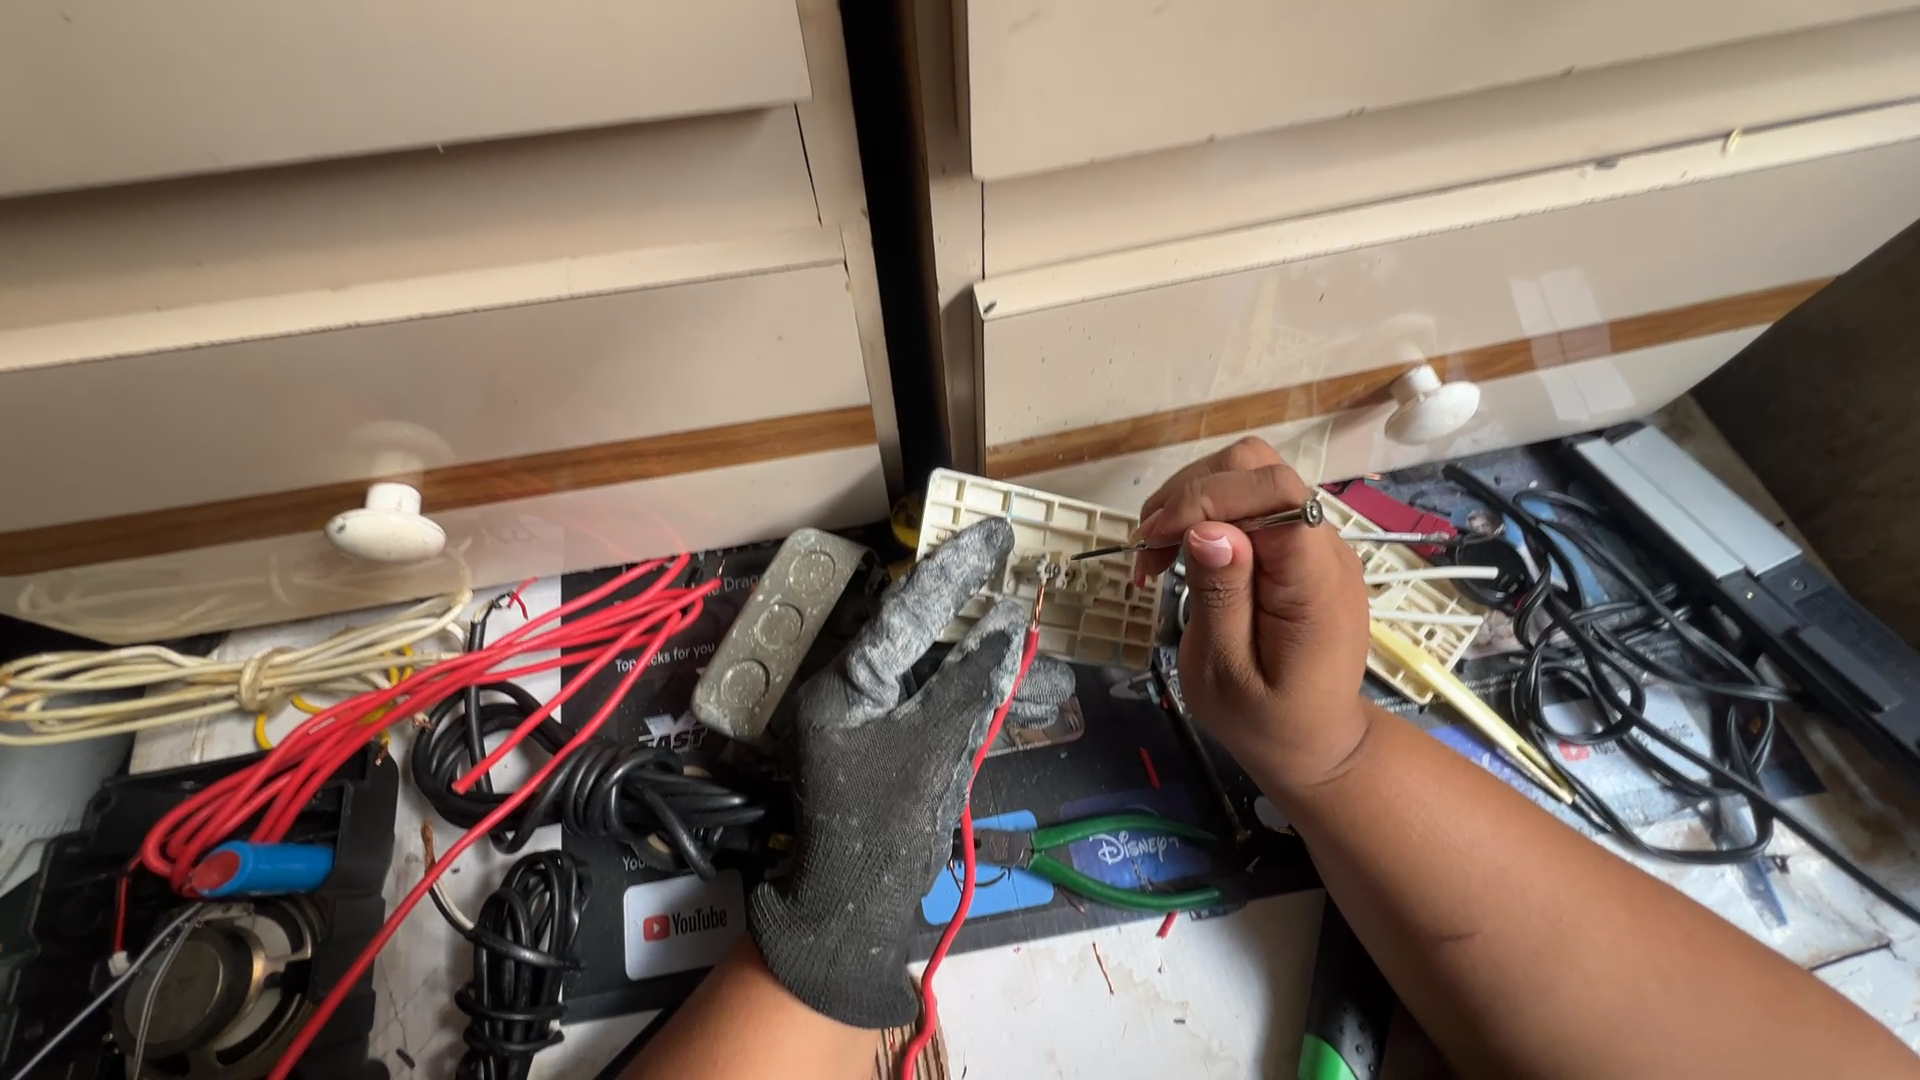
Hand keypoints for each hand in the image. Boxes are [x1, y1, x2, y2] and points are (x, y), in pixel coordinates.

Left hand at [749, 518, 1071, 1028]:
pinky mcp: (909, 738)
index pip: (907, 609)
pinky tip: (1040, 703)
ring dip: (1005, 675)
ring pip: (953, 675)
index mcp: (850, 680)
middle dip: (990, 625)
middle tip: (1031, 591)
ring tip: (1059, 677)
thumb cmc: (885, 826)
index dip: (956, 569)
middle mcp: (863, 687)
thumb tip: (1008, 628)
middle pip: (934, 638)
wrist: (859, 904)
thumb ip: (972, 683)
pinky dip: (994, 704)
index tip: (995, 535)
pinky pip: (954, 706)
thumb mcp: (935, 746)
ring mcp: (887, 714)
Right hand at [1135, 437, 1372, 792]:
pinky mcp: (1293, 547)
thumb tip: (1205, 528)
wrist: (1314, 741)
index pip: (1274, 493)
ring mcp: (1311, 542)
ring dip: (1190, 500)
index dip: (1206, 499)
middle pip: (1258, 468)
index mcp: (1314, 581)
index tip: (1155, 541)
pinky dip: (1202, 514)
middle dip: (1190, 494)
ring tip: (1156, 552)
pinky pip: (1248, 503)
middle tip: (1148, 549)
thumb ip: (1221, 597)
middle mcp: (1322, 546)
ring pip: (1248, 474)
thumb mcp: (1227, 673)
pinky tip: (1178, 552)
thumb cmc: (1267, 720)